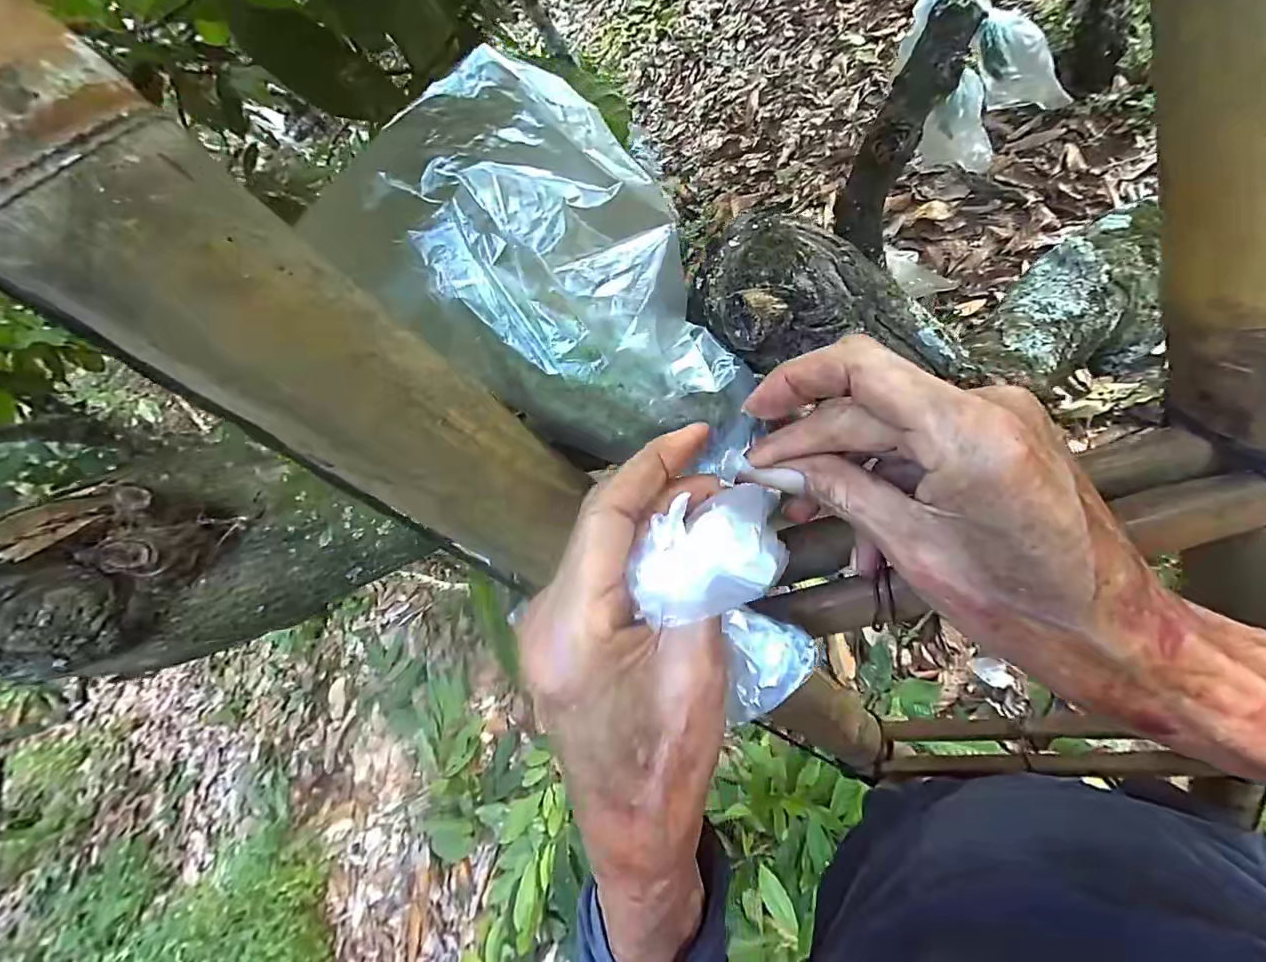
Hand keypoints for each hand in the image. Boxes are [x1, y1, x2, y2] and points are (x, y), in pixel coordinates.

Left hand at [517, 424, 723, 961]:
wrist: (632, 833)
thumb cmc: (665, 761)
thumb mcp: (696, 669)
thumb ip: (700, 581)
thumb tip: (710, 513)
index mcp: (569, 621)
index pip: (606, 513)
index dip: (652, 463)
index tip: (695, 432)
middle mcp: (546, 614)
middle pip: (602, 523)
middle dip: (660, 486)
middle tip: (719, 476)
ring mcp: (551, 626)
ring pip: (605, 543)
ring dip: (656, 515)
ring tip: (709, 500)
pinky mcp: (567, 636)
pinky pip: (607, 570)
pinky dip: (646, 545)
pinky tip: (681, 540)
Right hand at [744, 335, 1176, 712]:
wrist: (1115, 632)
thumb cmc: (1019, 608)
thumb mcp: (915, 549)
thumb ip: (844, 491)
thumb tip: (780, 468)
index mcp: (965, 428)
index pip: (859, 366)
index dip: (796, 380)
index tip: (756, 415)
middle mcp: (986, 403)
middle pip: (873, 404)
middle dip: (814, 442)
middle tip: (769, 480)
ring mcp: (1001, 417)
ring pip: (898, 428)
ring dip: (852, 469)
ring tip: (814, 516)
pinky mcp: (1006, 436)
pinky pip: (930, 446)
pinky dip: (893, 479)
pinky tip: (869, 530)